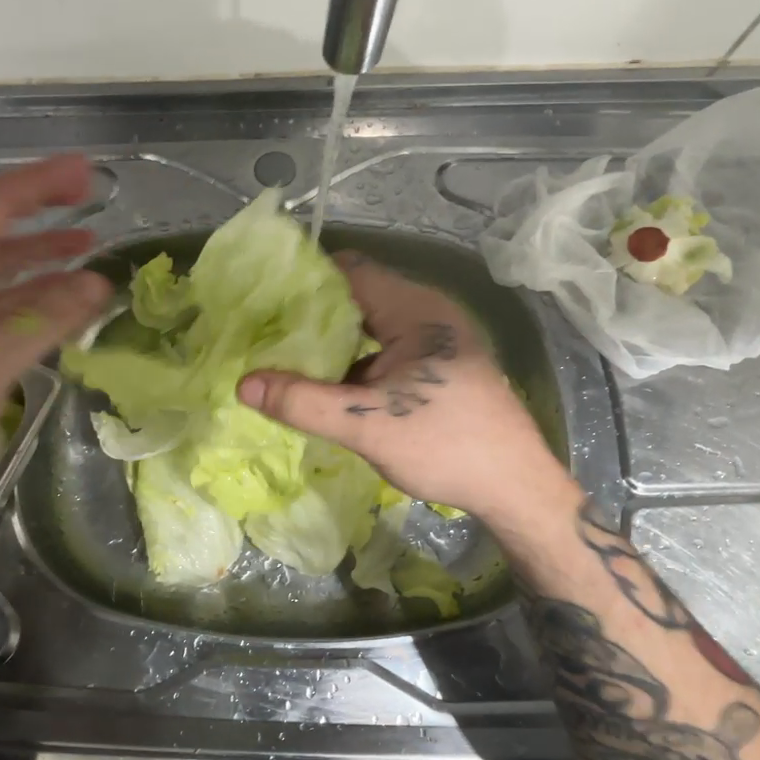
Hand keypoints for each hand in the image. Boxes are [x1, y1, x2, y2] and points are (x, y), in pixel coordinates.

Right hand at [236, 253, 582, 542]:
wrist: (516, 489)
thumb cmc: (447, 446)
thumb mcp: (367, 426)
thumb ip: (303, 403)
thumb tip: (243, 384)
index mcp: (415, 310)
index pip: (349, 270)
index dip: (305, 280)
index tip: (262, 301)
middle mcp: (427, 313)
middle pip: (356, 296)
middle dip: (311, 314)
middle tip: (265, 333)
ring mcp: (436, 340)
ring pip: (369, 326)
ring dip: (331, 341)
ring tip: (283, 357)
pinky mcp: (438, 366)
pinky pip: (384, 348)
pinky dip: (354, 360)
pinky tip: (324, 384)